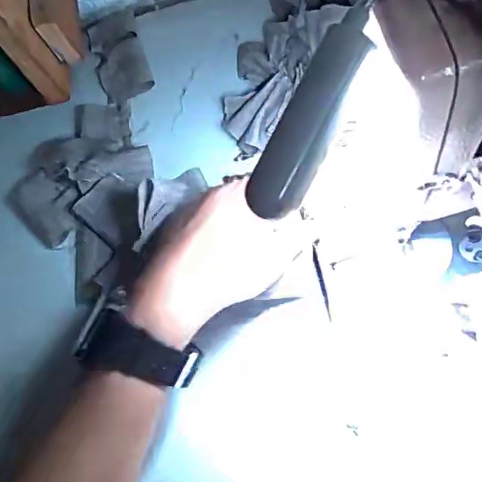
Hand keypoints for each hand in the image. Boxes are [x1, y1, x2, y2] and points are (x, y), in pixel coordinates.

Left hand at [128, 180, 308, 347]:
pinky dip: (206, 240)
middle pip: (237, 200)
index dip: (273, 203)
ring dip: (226, 229)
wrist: (177, 296)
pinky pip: (197, 229)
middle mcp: (206, 194)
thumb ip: (298, 237)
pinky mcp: (169, 231)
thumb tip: (312, 226)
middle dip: (250, 217)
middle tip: (259, 243)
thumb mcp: (276, 258)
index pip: (262, 184)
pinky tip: (210, 263)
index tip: (277, 224)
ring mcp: (184, 211)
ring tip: (232, 257)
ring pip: (215, 215)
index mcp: (234, 192)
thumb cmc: (229, 272)